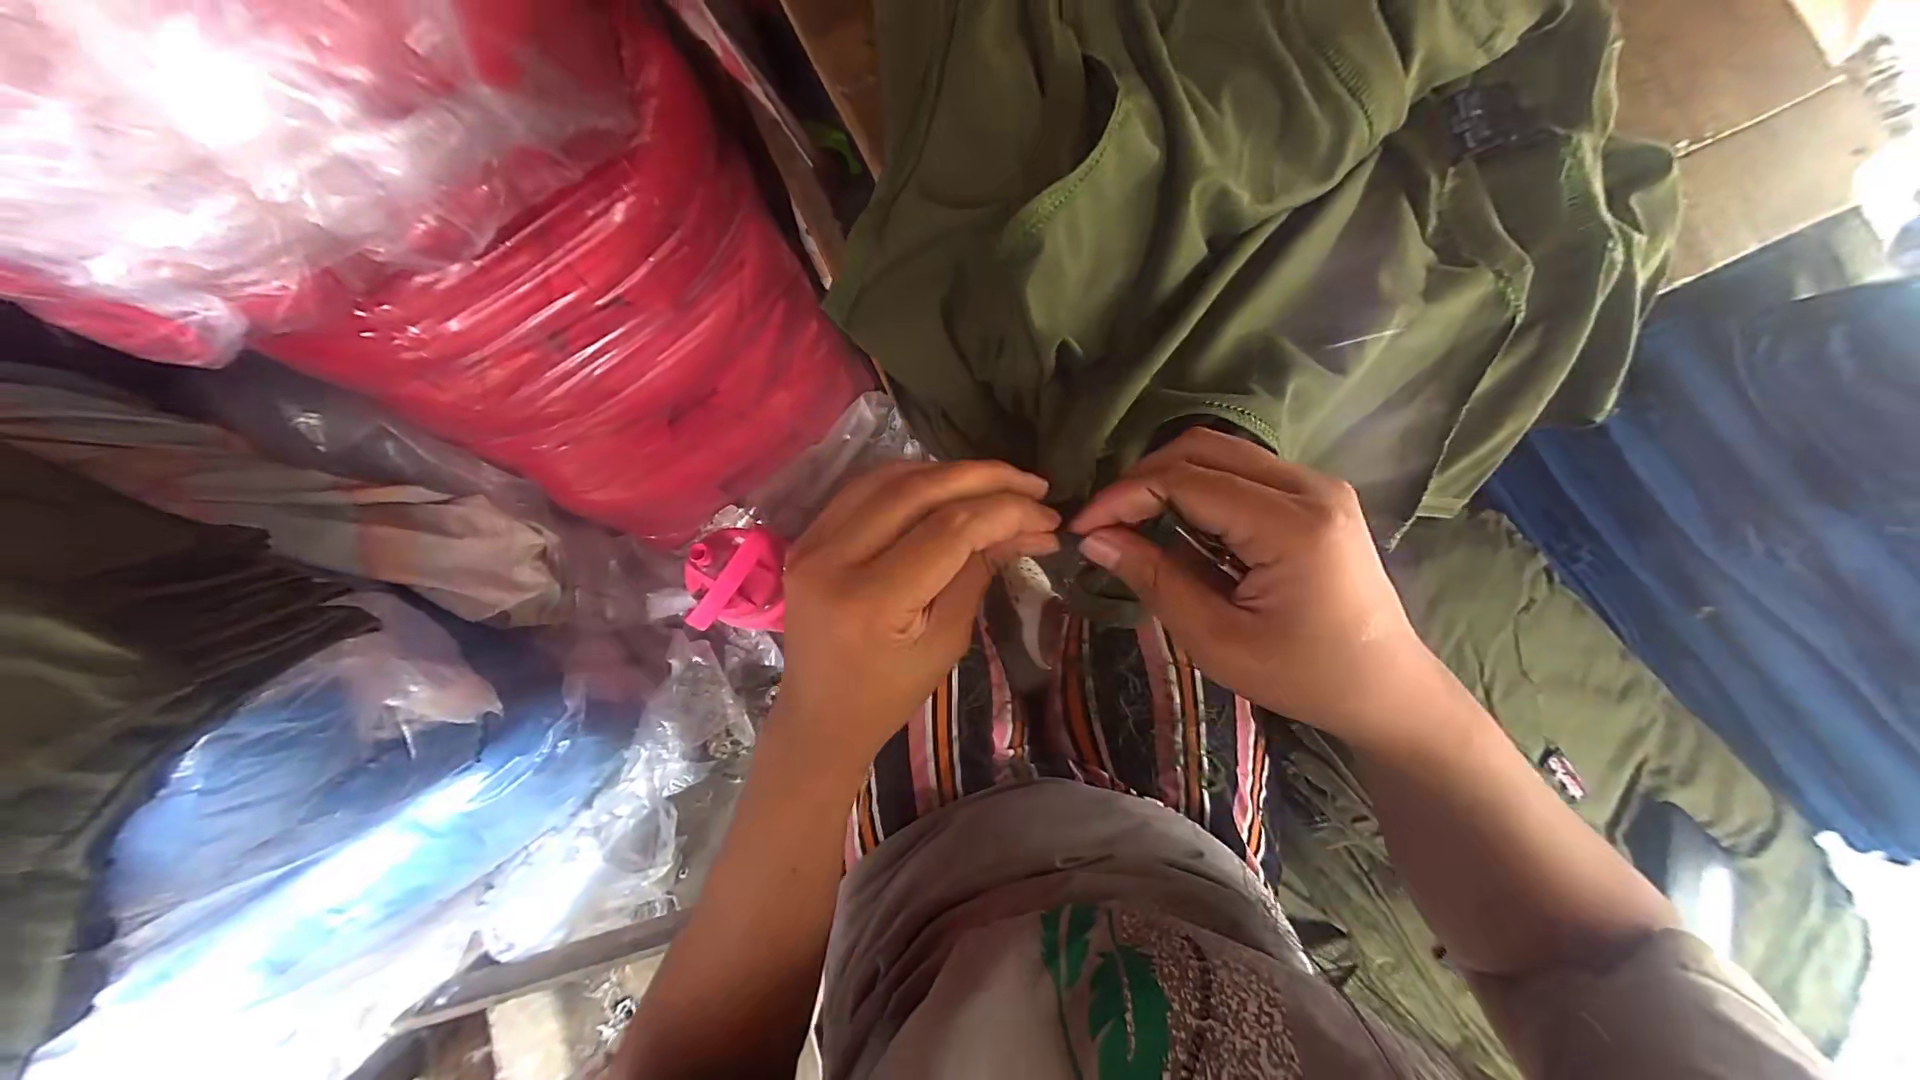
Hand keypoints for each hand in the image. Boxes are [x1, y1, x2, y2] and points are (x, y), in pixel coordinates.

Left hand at [776, 461, 1059, 768]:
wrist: (821, 715)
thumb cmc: (890, 694)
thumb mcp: (947, 640)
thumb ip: (980, 571)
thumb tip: (1031, 526)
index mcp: (870, 601)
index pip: (948, 530)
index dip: (1004, 512)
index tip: (1047, 515)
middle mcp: (832, 560)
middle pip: (918, 491)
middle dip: (984, 478)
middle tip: (1032, 486)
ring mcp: (811, 543)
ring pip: (890, 478)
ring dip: (949, 472)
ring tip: (997, 482)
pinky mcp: (807, 537)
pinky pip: (864, 488)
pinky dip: (912, 478)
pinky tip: (946, 484)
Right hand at [1069, 429, 1444, 750]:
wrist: (1387, 690)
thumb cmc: (1304, 676)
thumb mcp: (1217, 640)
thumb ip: (1155, 580)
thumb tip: (1095, 540)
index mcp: (1292, 526)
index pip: (1186, 481)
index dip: (1123, 497)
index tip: (1082, 527)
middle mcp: (1310, 487)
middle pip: (1202, 448)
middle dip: (1140, 479)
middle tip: (1105, 523)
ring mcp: (1317, 485)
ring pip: (1219, 453)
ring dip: (1166, 480)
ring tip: (1132, 523)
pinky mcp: (1314, 495)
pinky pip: (1240, 471)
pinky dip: (1196, 488)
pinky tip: (1177, 524)